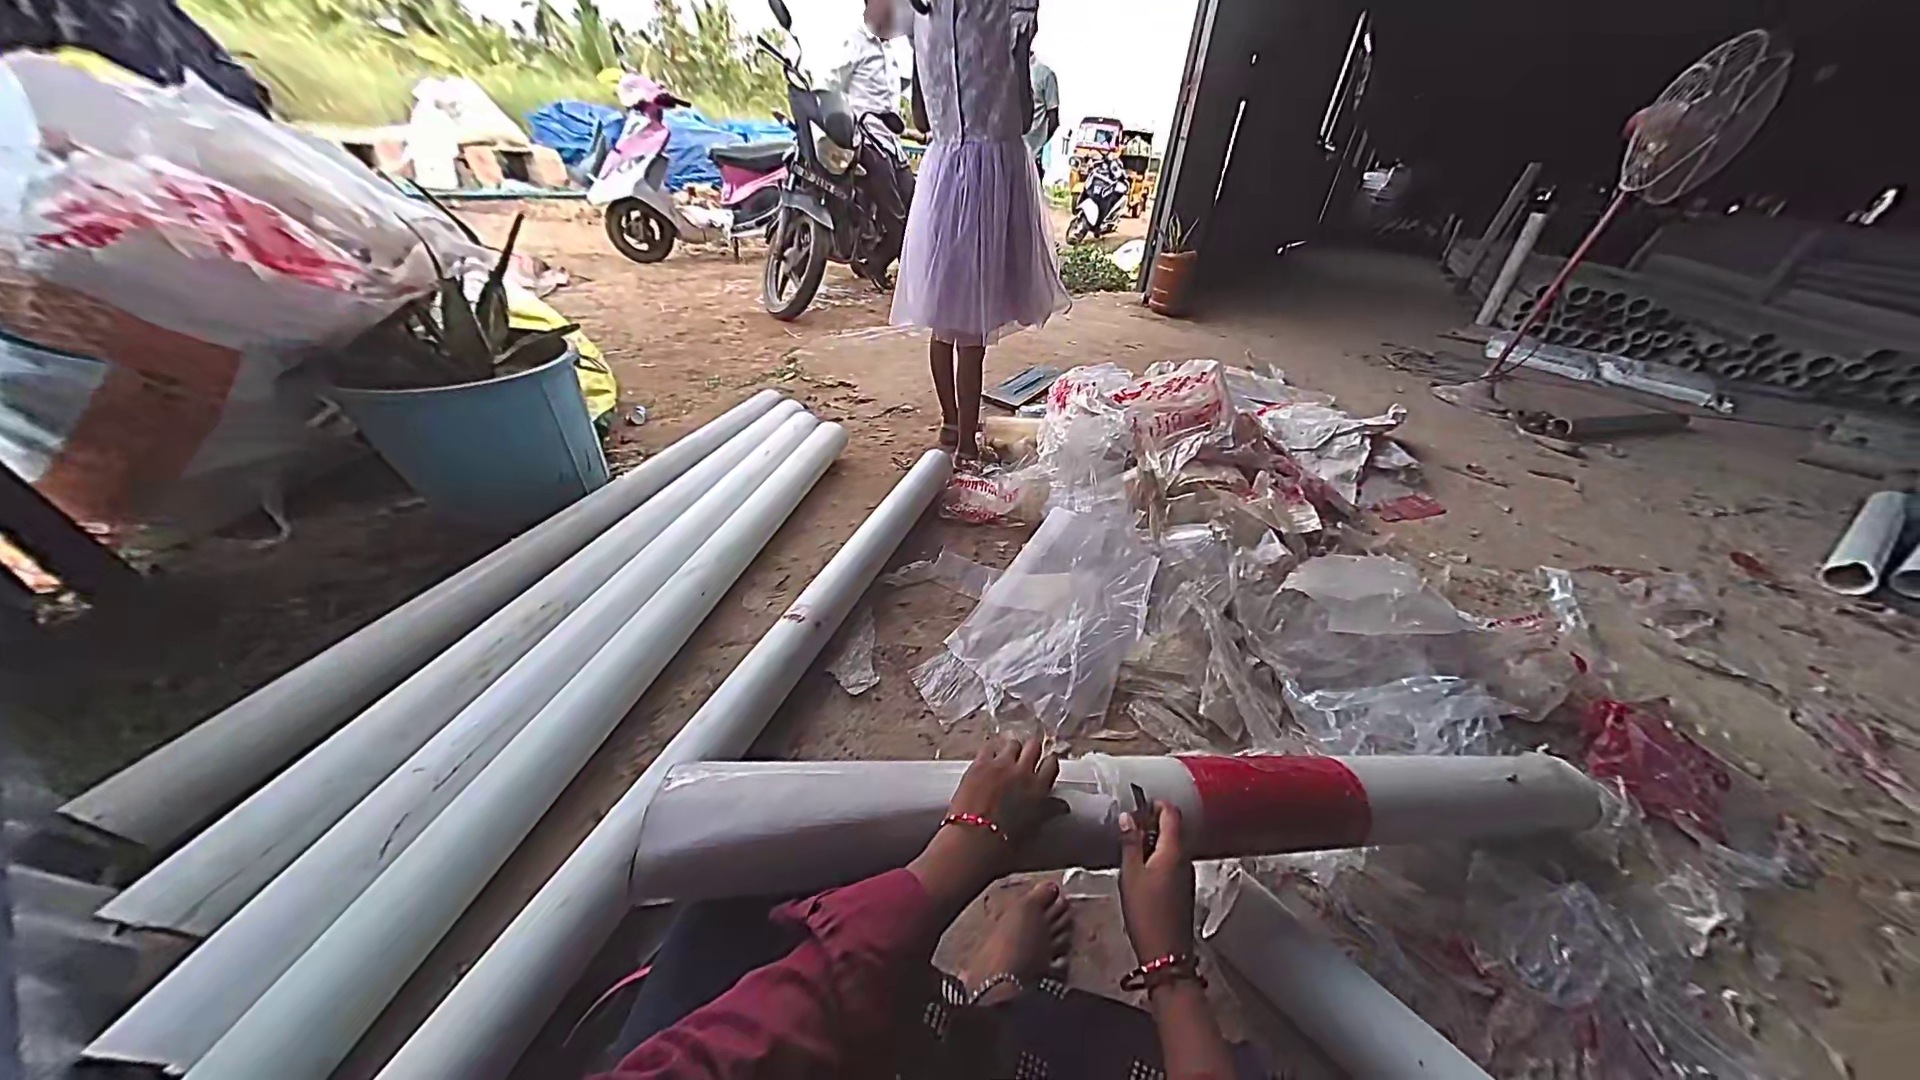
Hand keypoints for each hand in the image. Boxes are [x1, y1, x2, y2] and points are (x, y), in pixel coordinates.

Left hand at [947, 735, 1062, 842]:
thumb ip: (1048, 811)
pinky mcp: (980, 763)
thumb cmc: (1005, 844)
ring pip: (1012, 743)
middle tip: (1025, 759)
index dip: (1047, 763)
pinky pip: (989, 748)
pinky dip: (990, 754)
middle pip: (1033, 746)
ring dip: (1011, 750)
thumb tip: (1061, 807)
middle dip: (1030, 750)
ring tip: (1006, 760)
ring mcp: (1001, 764)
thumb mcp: (1033, 828)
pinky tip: (987, 763)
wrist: (973, 840)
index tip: (1044, 766)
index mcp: (1039, 788)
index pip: (1051, 763)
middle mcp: (1023, 771)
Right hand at [1118, 801, 1193, 961]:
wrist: (1166, 955)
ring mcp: (1186, 874)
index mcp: (1173, 851)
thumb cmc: (1146, 912)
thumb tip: (1128, 817)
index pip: (1172, 813)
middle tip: (1128, 828)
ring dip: (1153, 840)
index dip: (1155, 805)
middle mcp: (1185, 859)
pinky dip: (1158, 856)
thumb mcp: (1131, 873)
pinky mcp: (1183, 888)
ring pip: (1172, 845)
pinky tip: (1141, 868)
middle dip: (1151, 822)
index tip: (1136, 808)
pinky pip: (1173, 861)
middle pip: (1173, 828)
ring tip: (1131, 848)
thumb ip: (1130, 842)